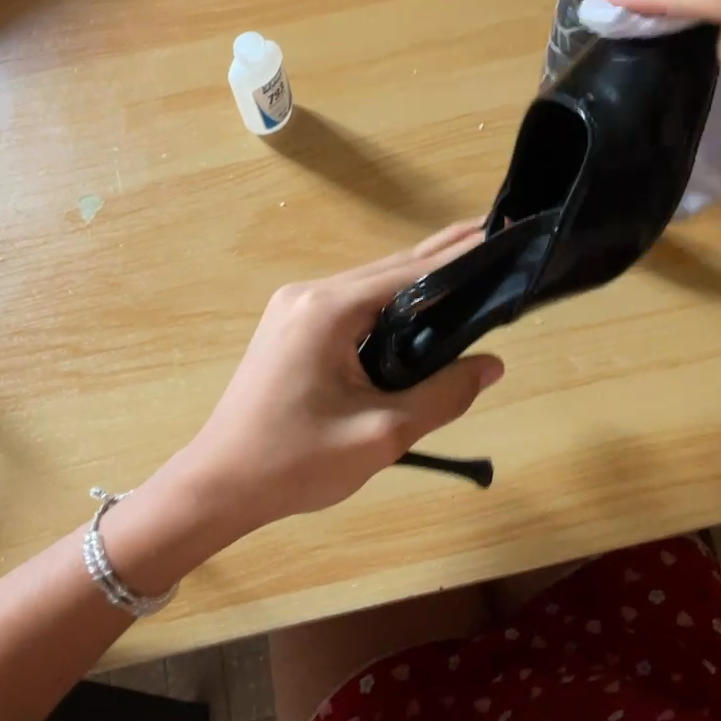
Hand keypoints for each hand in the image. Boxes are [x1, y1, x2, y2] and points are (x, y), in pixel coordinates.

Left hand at [163, 220, 505, 535]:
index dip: (458, 258)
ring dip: (414, 280)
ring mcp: (294, 307)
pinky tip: (416, 308)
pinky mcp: (289, 325)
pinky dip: (387, 303)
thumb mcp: (381, 434)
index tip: (501, 238)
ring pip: (368, 286)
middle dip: (442, 258)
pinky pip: (350, 305)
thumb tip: (492, 365)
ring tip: (468, 267)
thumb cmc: (296, 462)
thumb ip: (442, 396)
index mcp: (329, 309)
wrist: (220, 483)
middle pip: (388, 270)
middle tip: (495, 240)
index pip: (409, 274)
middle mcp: (309, 294)